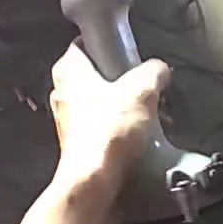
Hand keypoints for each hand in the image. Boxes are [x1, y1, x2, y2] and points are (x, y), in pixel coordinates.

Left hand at [49, 44, 166, 183]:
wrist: (94, 178)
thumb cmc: (111, 128)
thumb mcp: (143, 89)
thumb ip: (154, 72)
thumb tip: (160, 70)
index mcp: (69, 69)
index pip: (85, 44)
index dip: (110, 46)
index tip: (131, 55)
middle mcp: (62, 92)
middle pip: (97, 77)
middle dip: (124, 82)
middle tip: (147, 89)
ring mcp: (67, 121)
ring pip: (101, 104)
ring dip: (125, 108)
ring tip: (151, 116)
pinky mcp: (78, 144)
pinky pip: (102, 128)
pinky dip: (120, 130)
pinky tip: (140, 138)